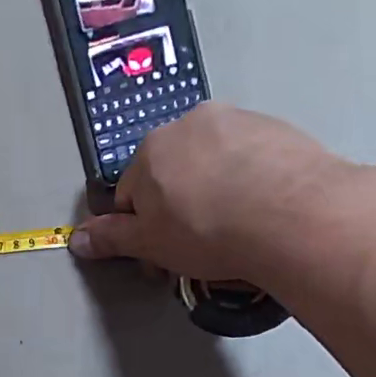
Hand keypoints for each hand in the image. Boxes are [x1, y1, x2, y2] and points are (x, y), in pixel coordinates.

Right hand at [69, 102, 350, 281]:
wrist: (297, 216)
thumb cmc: (210, 230)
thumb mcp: (150, 244)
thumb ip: (111, 238)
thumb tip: (78, 240)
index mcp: (150, 150)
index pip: (131, 194)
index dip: (141, 230)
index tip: (161, 255)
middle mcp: (190, 124)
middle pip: (171, 173)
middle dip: (177, 207)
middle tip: (197, 247)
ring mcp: (238, 121)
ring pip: (212, 163)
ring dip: (213, 191)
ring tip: (235, 229)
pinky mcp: (279, 128)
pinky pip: (250, 158)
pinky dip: (249, 180)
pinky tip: (261, 211)